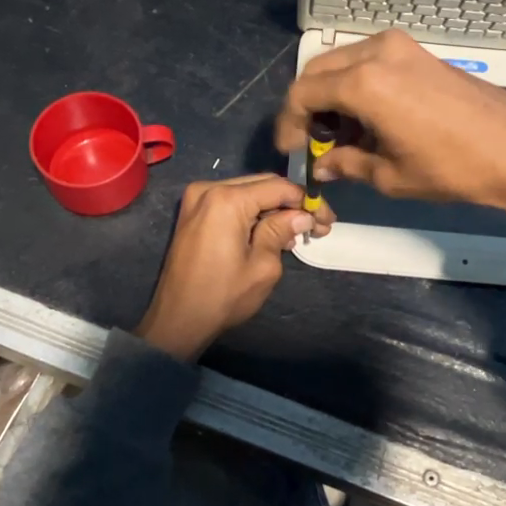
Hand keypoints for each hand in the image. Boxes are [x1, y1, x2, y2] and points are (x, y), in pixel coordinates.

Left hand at [135, 174, 335, 360]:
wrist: (177, 320)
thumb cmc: (222, 296)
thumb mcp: (262, 267)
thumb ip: (281, 232)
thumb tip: (301, 215)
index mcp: (226, 199)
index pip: (278, 187)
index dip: (307, 201)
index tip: (328, 220)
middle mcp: (208, 189)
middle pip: (262, 185)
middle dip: (291, 204)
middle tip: (317, 226)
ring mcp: (197, 200)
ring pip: (247, 193)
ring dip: (273, 209)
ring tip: (298, 234)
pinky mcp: (193, 213)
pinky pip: (230, 203)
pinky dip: (253, 214)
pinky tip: (272, 233)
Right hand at [275, 30, 505, 243]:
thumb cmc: (451, 168)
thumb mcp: (390, 175)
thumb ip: (347, 164)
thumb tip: (324, 165)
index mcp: (363, 82)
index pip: (303, 93)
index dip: (288, 123)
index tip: (291, 150)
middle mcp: (376, 52)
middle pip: (320, 71)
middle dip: (308, 106)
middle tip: (312, 142)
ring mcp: (401, 47)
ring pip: (344, 64)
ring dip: (333, 95)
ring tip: (342, 136)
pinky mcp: (419, 52)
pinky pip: (370, 61)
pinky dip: (357, 86)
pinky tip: (369, 120)